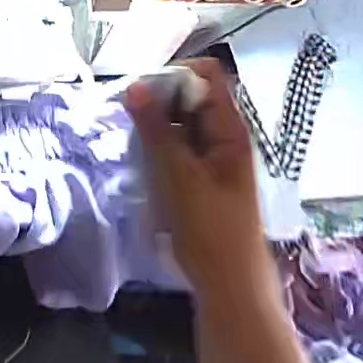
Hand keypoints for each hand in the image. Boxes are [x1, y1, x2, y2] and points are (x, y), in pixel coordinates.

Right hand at [124, 59, 274, 302]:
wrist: (230, 289)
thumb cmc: (209, 231)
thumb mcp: (178, 176)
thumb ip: (156, 128)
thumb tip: (134, 85)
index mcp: (231, 127)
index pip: (207, 74)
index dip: (175, 74)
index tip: (142, 91)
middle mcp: (226, 133)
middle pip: (193, 94)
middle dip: (161, 97)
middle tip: (131, 115)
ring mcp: (216, 153)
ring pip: (184, 118)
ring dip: (159, 121)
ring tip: (135, 137)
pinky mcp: (204, 173)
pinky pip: (181, 141)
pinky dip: (162, 142)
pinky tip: (144, 157)